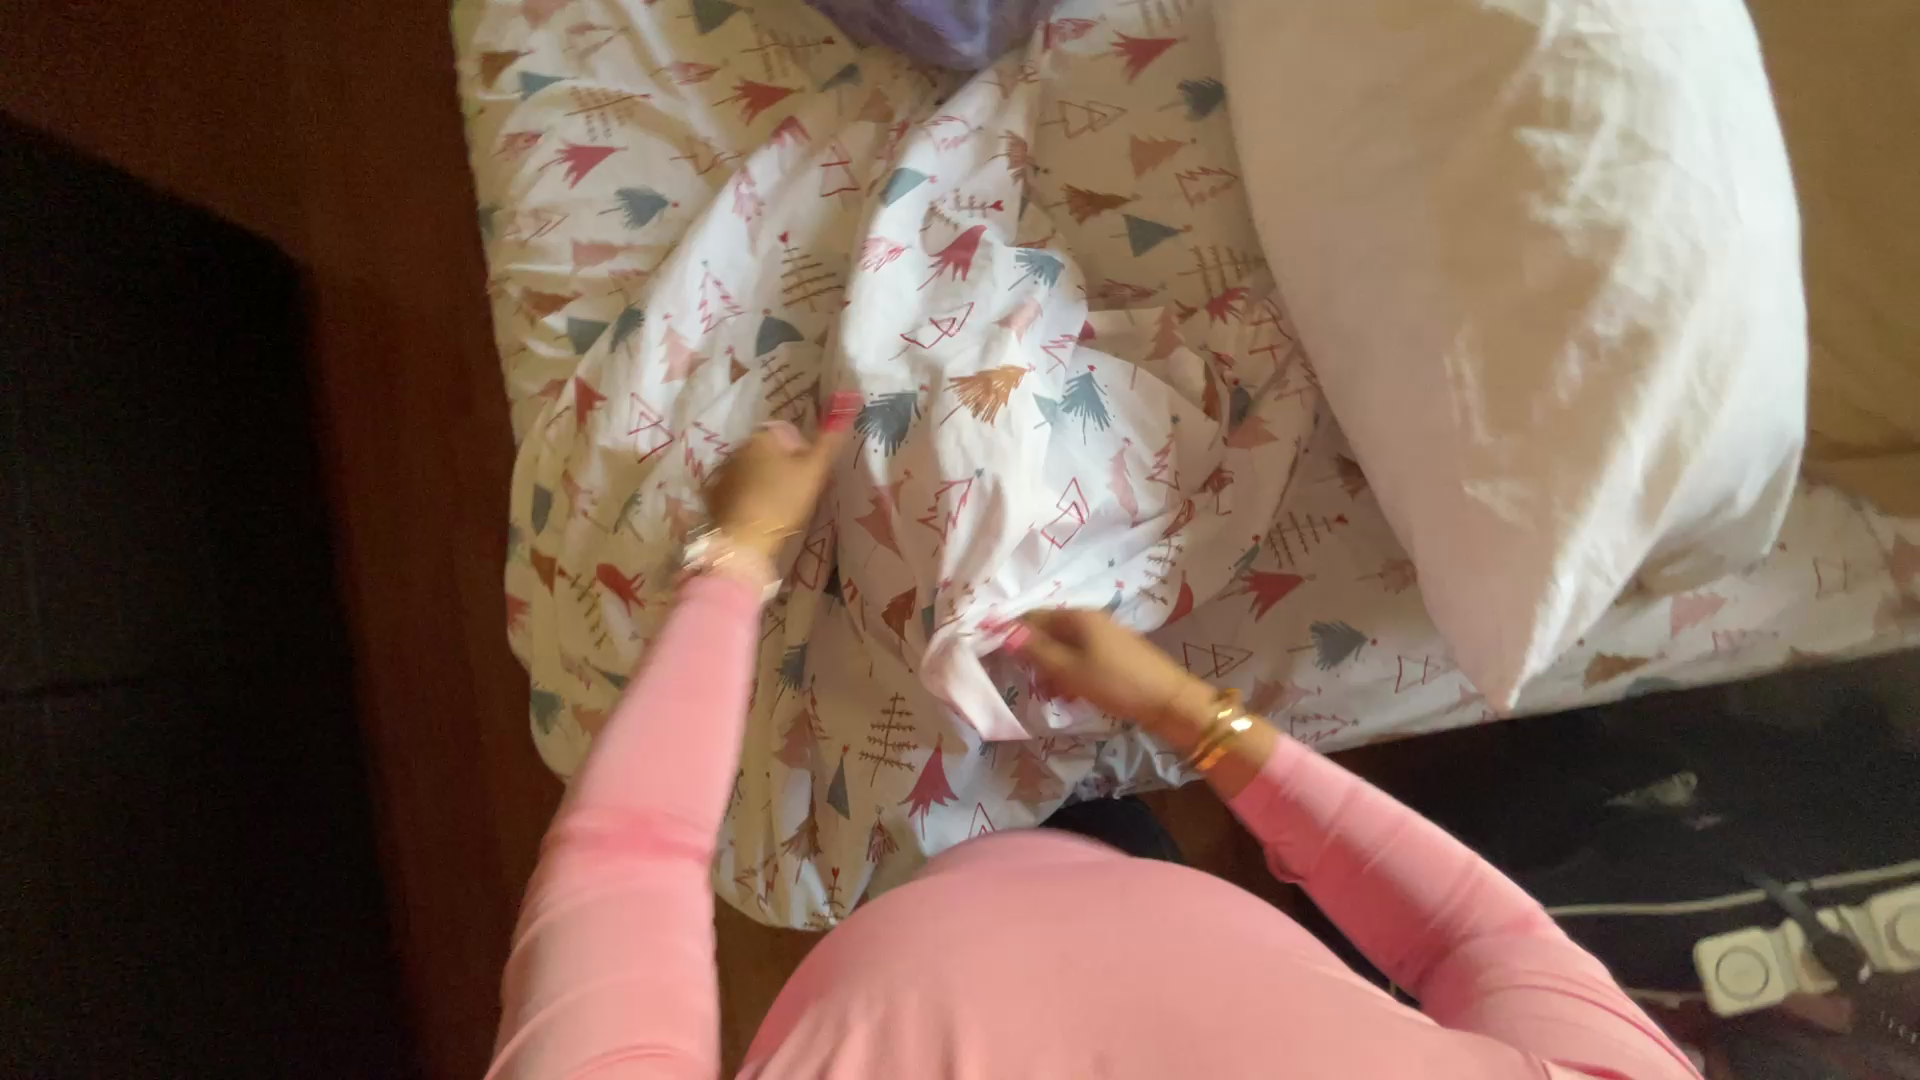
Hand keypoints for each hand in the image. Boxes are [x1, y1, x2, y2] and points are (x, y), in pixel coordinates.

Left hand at [703, 392, 857, 557]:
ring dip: (763, 479)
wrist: (745, 540)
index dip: (804, 452)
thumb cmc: (784, 501)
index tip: (811, 474)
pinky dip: (746, 495)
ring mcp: (723, 470)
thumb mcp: (815, 470)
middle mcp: (739, 446)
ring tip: (777, 505)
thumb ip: (831, 440)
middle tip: (797, 491)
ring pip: (751, 469)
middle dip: (782, 464)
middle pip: (769, 450)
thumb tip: (849, 402)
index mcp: (765, 436)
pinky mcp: (713, 494)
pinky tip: (757, 512)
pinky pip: (736, 488)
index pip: (789, 434)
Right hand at [1003, 609, 1212, 733]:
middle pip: (1047, 630)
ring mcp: (1103, 634)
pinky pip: (1080, 656)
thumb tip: (1002, 632)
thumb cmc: (1115, 683)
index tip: (994, 656)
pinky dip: (1069, 671)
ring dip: (1050, 667)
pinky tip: (1069, 693)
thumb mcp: (1069, 670)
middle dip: (1032, 654)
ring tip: (1047, 692)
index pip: (1031, 616)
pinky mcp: (1114, 652)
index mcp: (1075, 616)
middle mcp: (1088, 618)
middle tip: (1025, 680)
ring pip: (1063, 646)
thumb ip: (1035, 651)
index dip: (1011, 633)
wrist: (1169, 701)